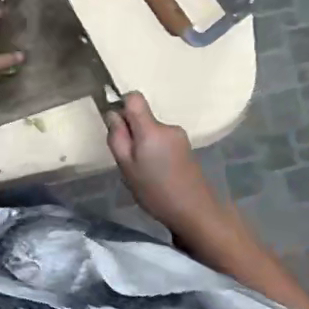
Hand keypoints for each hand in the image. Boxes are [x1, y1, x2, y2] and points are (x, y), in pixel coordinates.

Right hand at [105, 92, 228, 233]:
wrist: (195, 211)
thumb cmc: (155, 191)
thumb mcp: (126, 167)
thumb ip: (117, 137)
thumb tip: (112, 114)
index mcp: (151, 129)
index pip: (134, 97)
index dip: (121, 105)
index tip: (117, 127)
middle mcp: (168, 126)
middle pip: (142, 116)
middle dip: (131, 132)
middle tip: (129, 160)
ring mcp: (179, 136)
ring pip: (152, 130)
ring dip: (143, 143)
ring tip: (144, 170)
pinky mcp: (186, 146)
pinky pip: (162, 139)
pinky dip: (155, 150)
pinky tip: (157, 172)